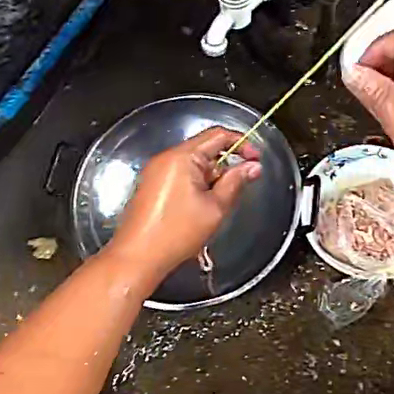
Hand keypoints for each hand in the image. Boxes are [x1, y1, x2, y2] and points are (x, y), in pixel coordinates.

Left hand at [106, 127, 261, 278]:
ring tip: (215, 205)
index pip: (218, 136)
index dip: (241, 144)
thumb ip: (236, 182)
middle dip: (225, 165)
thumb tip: (252, 167)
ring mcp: (156, 171)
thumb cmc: (175, 234)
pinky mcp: (151, 185)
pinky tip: (199, 209)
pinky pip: (180, 175)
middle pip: (204, 149)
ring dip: (211, 178)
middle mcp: (166, 158)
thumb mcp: (215, 208)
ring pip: (193, 164)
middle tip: (238, 187)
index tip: (256, 159)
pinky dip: (196, 185)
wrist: (137, 257)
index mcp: (182, 157)